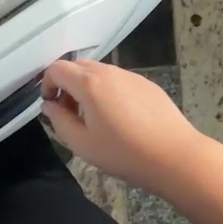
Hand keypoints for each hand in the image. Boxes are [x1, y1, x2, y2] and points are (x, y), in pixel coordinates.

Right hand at [40, 59, 215, 194]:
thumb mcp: (82, 144)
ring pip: (98, 72)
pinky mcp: (146, 84)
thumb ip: (59, 120)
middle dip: (66, 85)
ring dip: (87, 88)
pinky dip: (108, 91)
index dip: (47, 84)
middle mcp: (108, 71)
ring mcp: (130, 75)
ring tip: (94, 118)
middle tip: (69, 113)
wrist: (176, 157)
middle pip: (77, 66)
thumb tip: (49, 105)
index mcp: (89, 83)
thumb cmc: (124, 153)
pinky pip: (118, 80)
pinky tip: (120, 118)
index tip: (51, 106)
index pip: (56, 68)